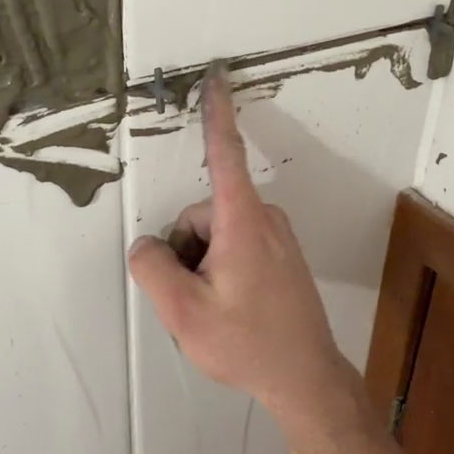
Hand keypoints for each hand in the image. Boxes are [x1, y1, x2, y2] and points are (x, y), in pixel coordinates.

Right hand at [128, 62, 358, 422]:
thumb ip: (153, 267)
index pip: (225, 155)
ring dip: (202, 264)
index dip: (216, 114)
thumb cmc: (247, 343)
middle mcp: (264, 218)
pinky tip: (230, 309)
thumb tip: (147, 245)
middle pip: (201, 215)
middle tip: (197, 299)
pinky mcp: (280, 254)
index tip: (216, 76)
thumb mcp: (182, 312)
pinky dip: (220, 270)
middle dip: (187, 250)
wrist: (305, 378)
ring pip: (214, 233)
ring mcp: (276, 237)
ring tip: (215, 309)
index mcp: (242, 221)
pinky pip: (234, 246)